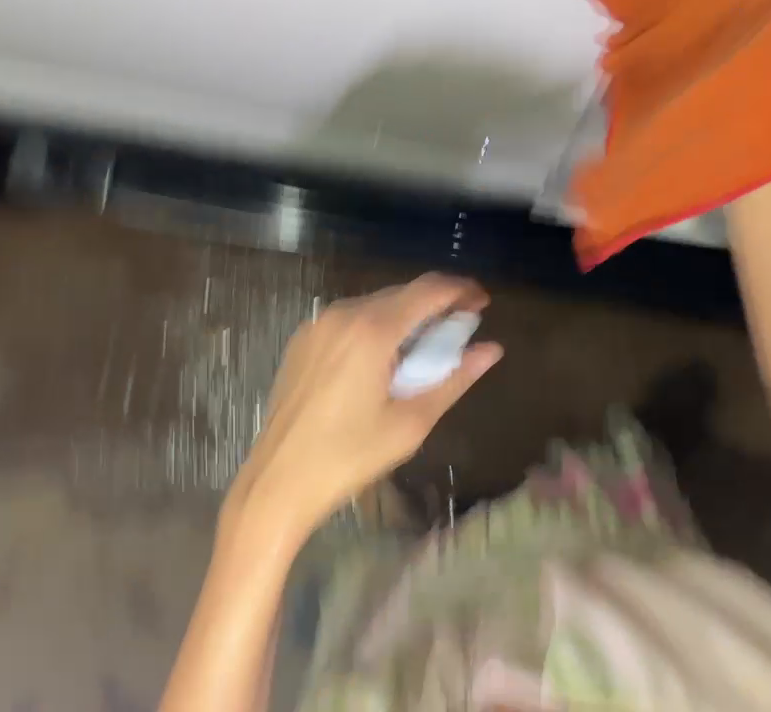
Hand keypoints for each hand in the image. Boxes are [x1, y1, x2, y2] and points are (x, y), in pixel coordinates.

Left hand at [228, 274, 502, 537]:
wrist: (278, 482)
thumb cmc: (350, 456)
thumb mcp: (411, 422)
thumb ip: (454, 378)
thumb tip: (492, 349)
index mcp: (372, 329)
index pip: (429, 289)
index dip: (461, 290)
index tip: (483, 302)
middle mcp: (343, 314)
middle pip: (402, 293)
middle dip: (436, 305)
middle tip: (462, 330)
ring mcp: (317, 324)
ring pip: (376, 304)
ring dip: (406, 317)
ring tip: (426, 349)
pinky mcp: (302, 340)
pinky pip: (351, 319)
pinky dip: (377, 327)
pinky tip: (385, 359)